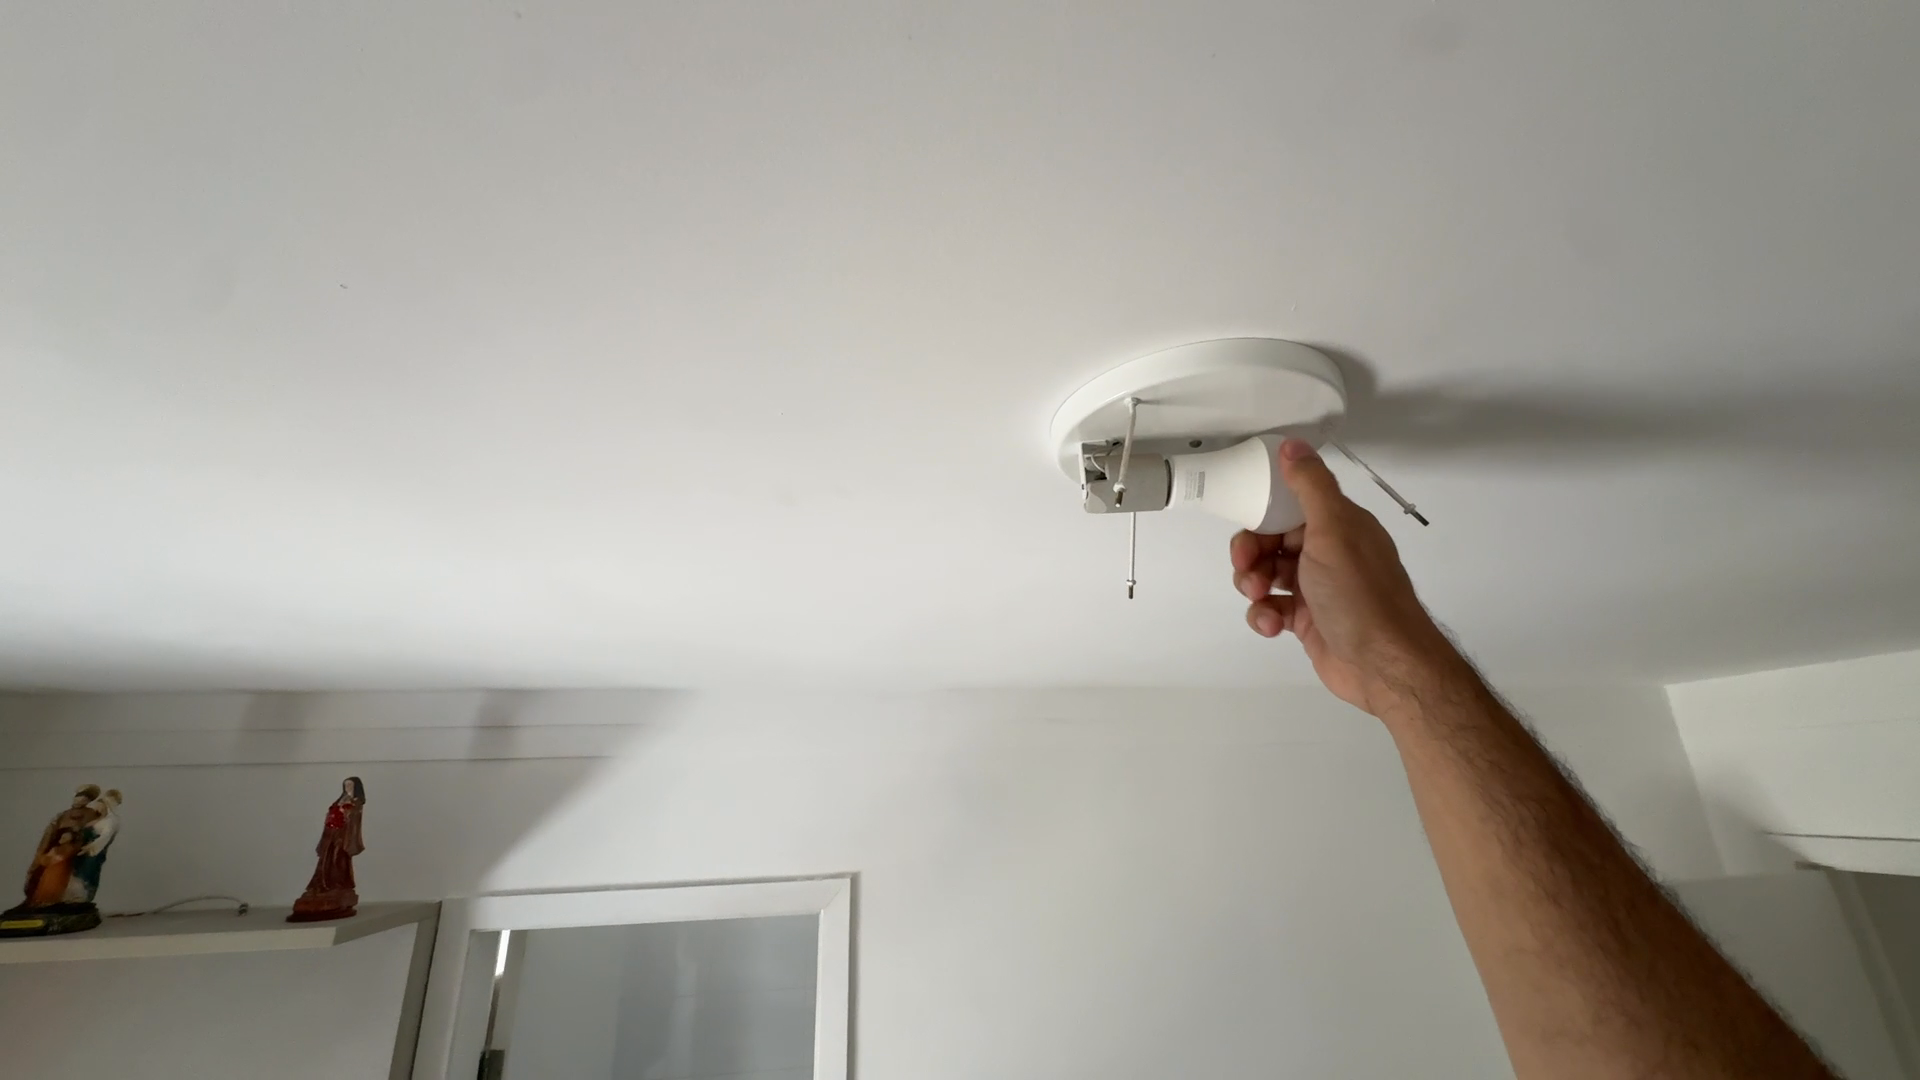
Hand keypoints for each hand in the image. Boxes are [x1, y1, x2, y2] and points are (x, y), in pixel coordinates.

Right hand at [1230, 439, 1456, 714]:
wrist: (1382, 665)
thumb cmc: (1358, 594)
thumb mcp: (1333, 530)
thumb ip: (1310, 486)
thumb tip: (1293, 444)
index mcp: (1338, 526)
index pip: (1288, 508)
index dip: (1261, 517)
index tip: (1246, 528)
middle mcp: (1328, 553)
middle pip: (1270, 542)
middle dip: (1250, 556)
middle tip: (1248, 572)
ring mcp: (1317, 588)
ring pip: (1267, 576)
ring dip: (1253, 586)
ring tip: (1260, 600)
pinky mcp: (1307, 620)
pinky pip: (1272, 608)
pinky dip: (1264, 615)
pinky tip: (1271, 625)